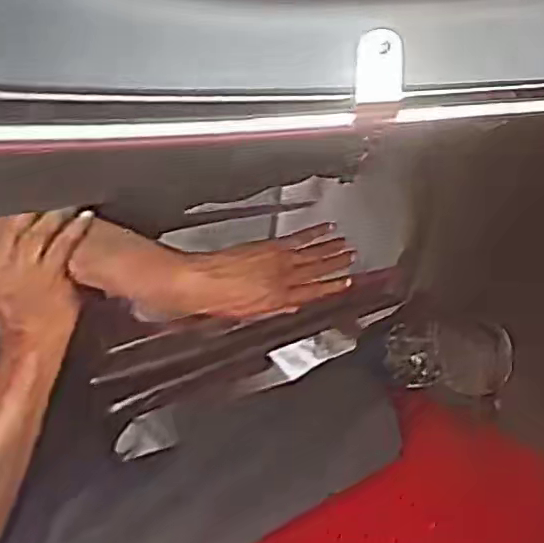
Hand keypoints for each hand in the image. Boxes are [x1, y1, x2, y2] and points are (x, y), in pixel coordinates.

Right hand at [0, 210, 93, 350]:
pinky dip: (74, 228)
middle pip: (0, 232)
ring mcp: (20, 274)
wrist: (31, 342)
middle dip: (16, 208)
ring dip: (49, 213)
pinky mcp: (48, 276)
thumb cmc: (13, 316)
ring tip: (64, 196)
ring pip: (32, 234)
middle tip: (36, 187)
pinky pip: (61, 245)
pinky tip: (85, 215)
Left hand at [174, 223, 355, 318]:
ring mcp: (278, 259)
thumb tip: (291, 306)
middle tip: (353, 257)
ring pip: (313, 253)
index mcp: (277, 298)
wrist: (191, 282)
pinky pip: (299, 238)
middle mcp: (282, 277)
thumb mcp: (243, 314)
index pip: (313, 291)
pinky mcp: (271, 245)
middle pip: (317, 269)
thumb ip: (273, 308)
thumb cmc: (211, 302)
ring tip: (346, 243)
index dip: (332, 287)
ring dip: (331, 248)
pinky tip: (325, 228)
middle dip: (337, 263)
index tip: (347, 282)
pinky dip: (315, 232)